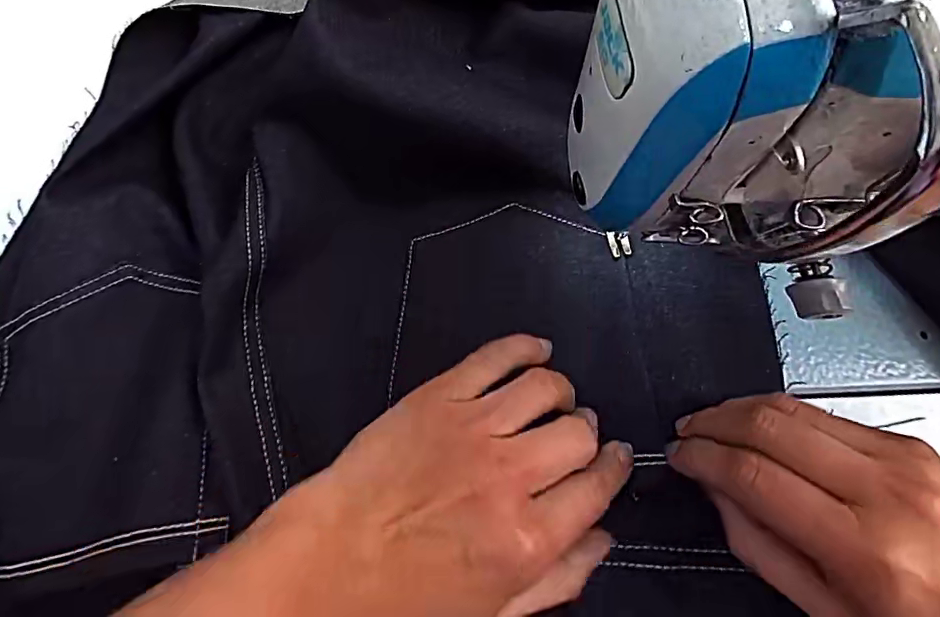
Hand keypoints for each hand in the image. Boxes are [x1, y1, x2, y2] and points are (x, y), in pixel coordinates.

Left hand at [123, 335, 633, 616]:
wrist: (323, 570)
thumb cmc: (405, 606)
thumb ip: (557, 581)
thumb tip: (603, 538)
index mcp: (526, 541)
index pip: (598, 485)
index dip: (615, 467)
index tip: (616, 457)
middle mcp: (510, 477)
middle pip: (579, 431)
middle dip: (586, 434)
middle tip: (575, 437)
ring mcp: (475, 427)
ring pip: (547, 387)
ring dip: (562, 391)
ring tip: (555, 400)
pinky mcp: (442, 394)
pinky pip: (500, 355)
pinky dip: (527, 347)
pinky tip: (537, 351)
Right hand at [669, 394, 939, 616]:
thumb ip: (773, 556)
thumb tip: (724, 500)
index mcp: (870, 550)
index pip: (758, 474)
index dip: (706, 458)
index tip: (682, 456)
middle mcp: (889, 488)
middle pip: (774, 423)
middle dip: (718, 420)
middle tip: (689, 431)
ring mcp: (906, 458)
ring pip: (800, 406)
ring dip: (746, 408)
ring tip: (716, 423)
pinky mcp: (915, 446)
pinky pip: (833, 415)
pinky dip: (788, 415)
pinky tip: (768, 425)